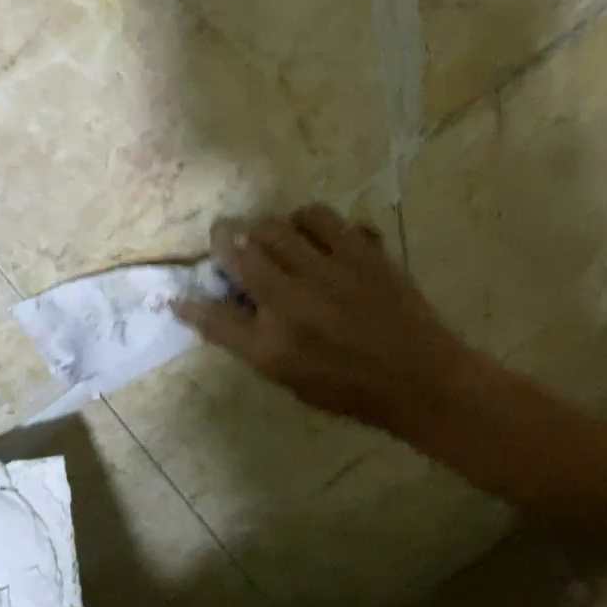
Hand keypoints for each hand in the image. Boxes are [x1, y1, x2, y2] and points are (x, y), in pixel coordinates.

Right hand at [171, 205, 478, 437]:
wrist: (421, 380)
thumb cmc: (344, 385)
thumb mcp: (280, 372)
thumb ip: (233, 334)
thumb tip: (185, 305)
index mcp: (275, 329)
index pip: (220, 298)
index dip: (202, 280)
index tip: (194, 273)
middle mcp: (299, 291)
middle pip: (251, 241)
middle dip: (233, 234)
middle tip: (235, 242)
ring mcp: (336, 267)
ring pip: (289, 222)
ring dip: (274, 225)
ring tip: (276, 237)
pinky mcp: (368, 253)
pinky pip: (332, 220)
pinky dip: (317, 223)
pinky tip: (319, 240)